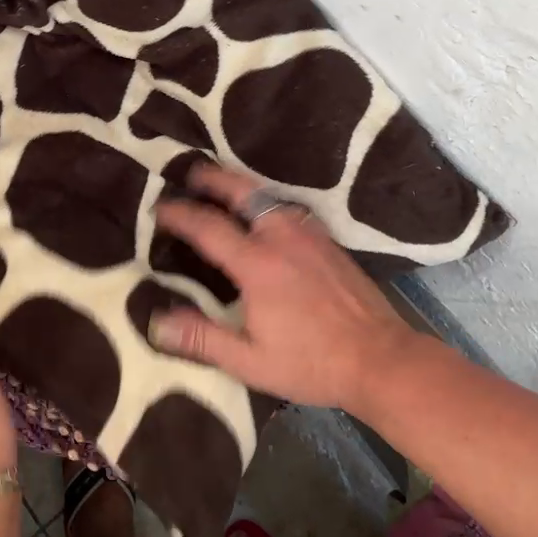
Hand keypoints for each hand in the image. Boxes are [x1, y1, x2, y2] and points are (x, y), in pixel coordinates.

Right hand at [149, 163, 428, 414]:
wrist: (381, 360)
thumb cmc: (312, 363)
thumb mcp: (251, 361)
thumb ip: (202, 339)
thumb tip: (155, 324)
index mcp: (257, 265)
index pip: (208, 227)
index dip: (179, 214)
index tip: (158, 208)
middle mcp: (281, 238)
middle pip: (242, 192)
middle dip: (213, 178)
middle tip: (191, 173)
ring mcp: (309, 236)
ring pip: (268, 196)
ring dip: (241, 187)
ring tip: (222, 189)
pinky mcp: (328, 242)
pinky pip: (289, 209)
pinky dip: (267, 202)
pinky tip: (266, 215)